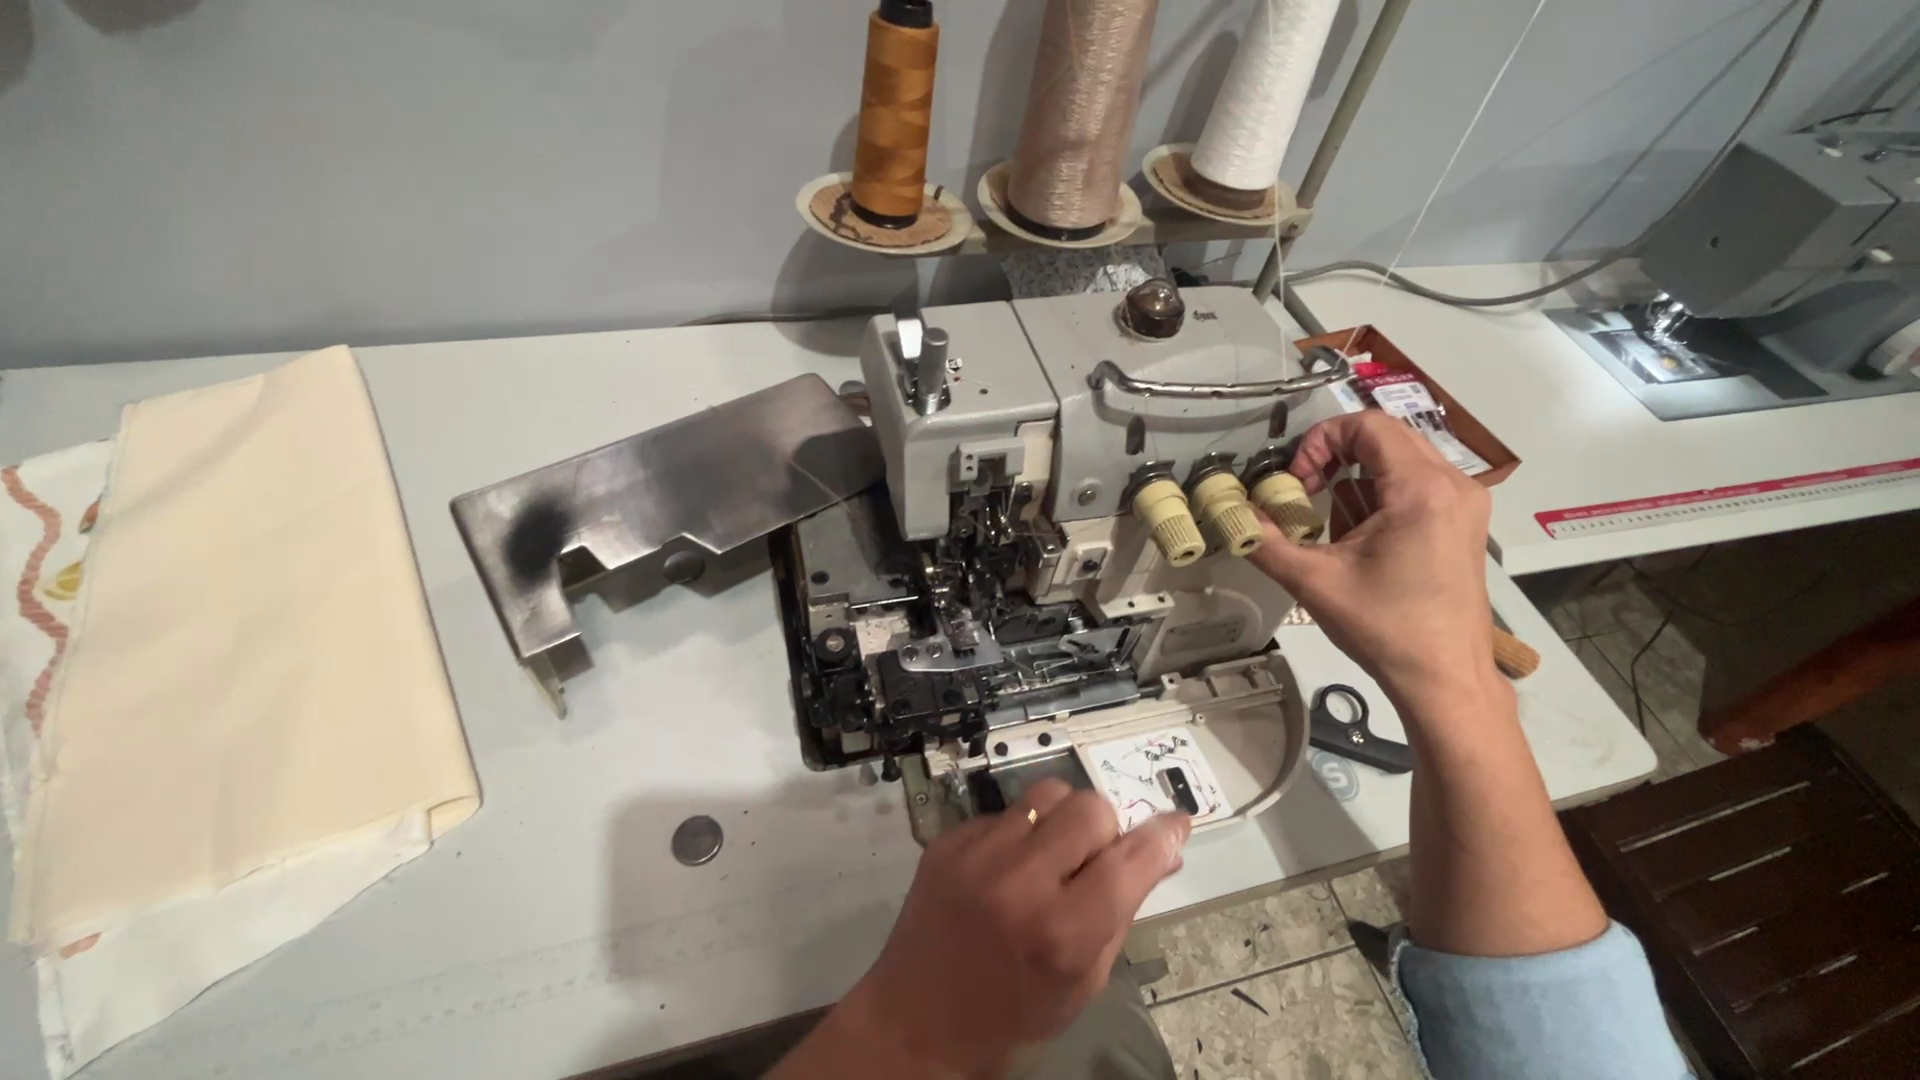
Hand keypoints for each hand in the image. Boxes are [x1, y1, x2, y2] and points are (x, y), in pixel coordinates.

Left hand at [800, 780, 1189, 1076]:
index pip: (1128, 861)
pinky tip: (1008, 866)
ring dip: (1063, 817)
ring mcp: (976, 854)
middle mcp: (1019, 882)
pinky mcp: (948, 840)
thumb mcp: (1083, 981)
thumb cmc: (1013, 1010)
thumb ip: (1122, 912)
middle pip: (1089, 808)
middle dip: (1105, 828)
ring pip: (1047, 792)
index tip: (1177, 822)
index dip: (1161, 837)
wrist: (918, 1017)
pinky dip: (1020, 832)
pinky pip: (1005, 811)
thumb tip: (1162, 852)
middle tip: (1093, 857)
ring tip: (1053, 851)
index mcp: (1061, 932)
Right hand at [1248, 411, 1496, 712]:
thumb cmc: (1384, 627)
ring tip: (1331, 521)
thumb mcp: (1314, 582)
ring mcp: (1464, 503)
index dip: (1321, 440)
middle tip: (1304, 491)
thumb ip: (1265, 542)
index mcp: (1420, 489)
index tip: (1297, 479)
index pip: (1367, 425)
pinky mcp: (1464, 523)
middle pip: (1386, 436)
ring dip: (1357, 477)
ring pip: (1401, 459)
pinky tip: (1361, 536)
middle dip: (1335, 456)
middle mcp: (1453, 484)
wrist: (1444, 677)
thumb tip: (1232, 516)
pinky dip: (1380, 495)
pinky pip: (1417, 483)